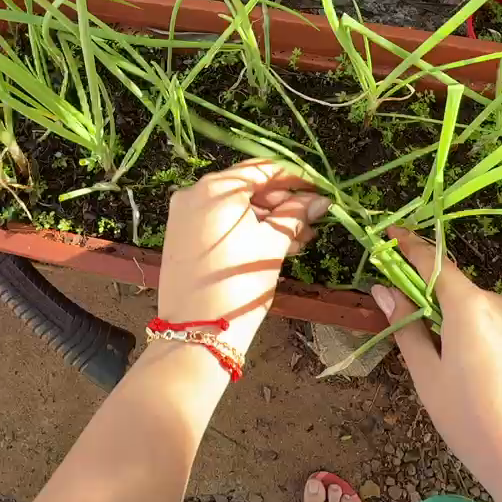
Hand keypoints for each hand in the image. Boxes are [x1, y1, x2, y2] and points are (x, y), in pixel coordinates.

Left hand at [157, 160, 327, 355]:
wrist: (199, 332)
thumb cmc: (240, 282)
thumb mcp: (273, 244)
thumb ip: (296, 215)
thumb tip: (319, 200)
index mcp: (216, 188)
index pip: (262, 169)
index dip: (294, 177)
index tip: (318, 187)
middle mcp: (195, 193)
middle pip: (247, 187)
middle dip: (282, 203)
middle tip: (312, 218)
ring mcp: (184, 214)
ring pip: (235, 207)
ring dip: (268, 219)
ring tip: (301, 238)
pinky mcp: (182, 235)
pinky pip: (220, 222)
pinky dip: (246, 228)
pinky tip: (274, 243)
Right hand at [373, 229, 501, 491]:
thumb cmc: (475, 423)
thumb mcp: (428, 377)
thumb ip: (406, 327)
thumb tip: (383, 290)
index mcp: (469, 304)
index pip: (431, 259)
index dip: (407, 245)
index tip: (388, 235)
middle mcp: (500, 301)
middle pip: (456, 289)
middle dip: (432, 303)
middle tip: (417, 342)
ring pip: (479, 311)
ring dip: (459, 326)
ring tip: (456, 378)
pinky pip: (501, 328)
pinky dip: (484, 340)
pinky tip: (486, 384)